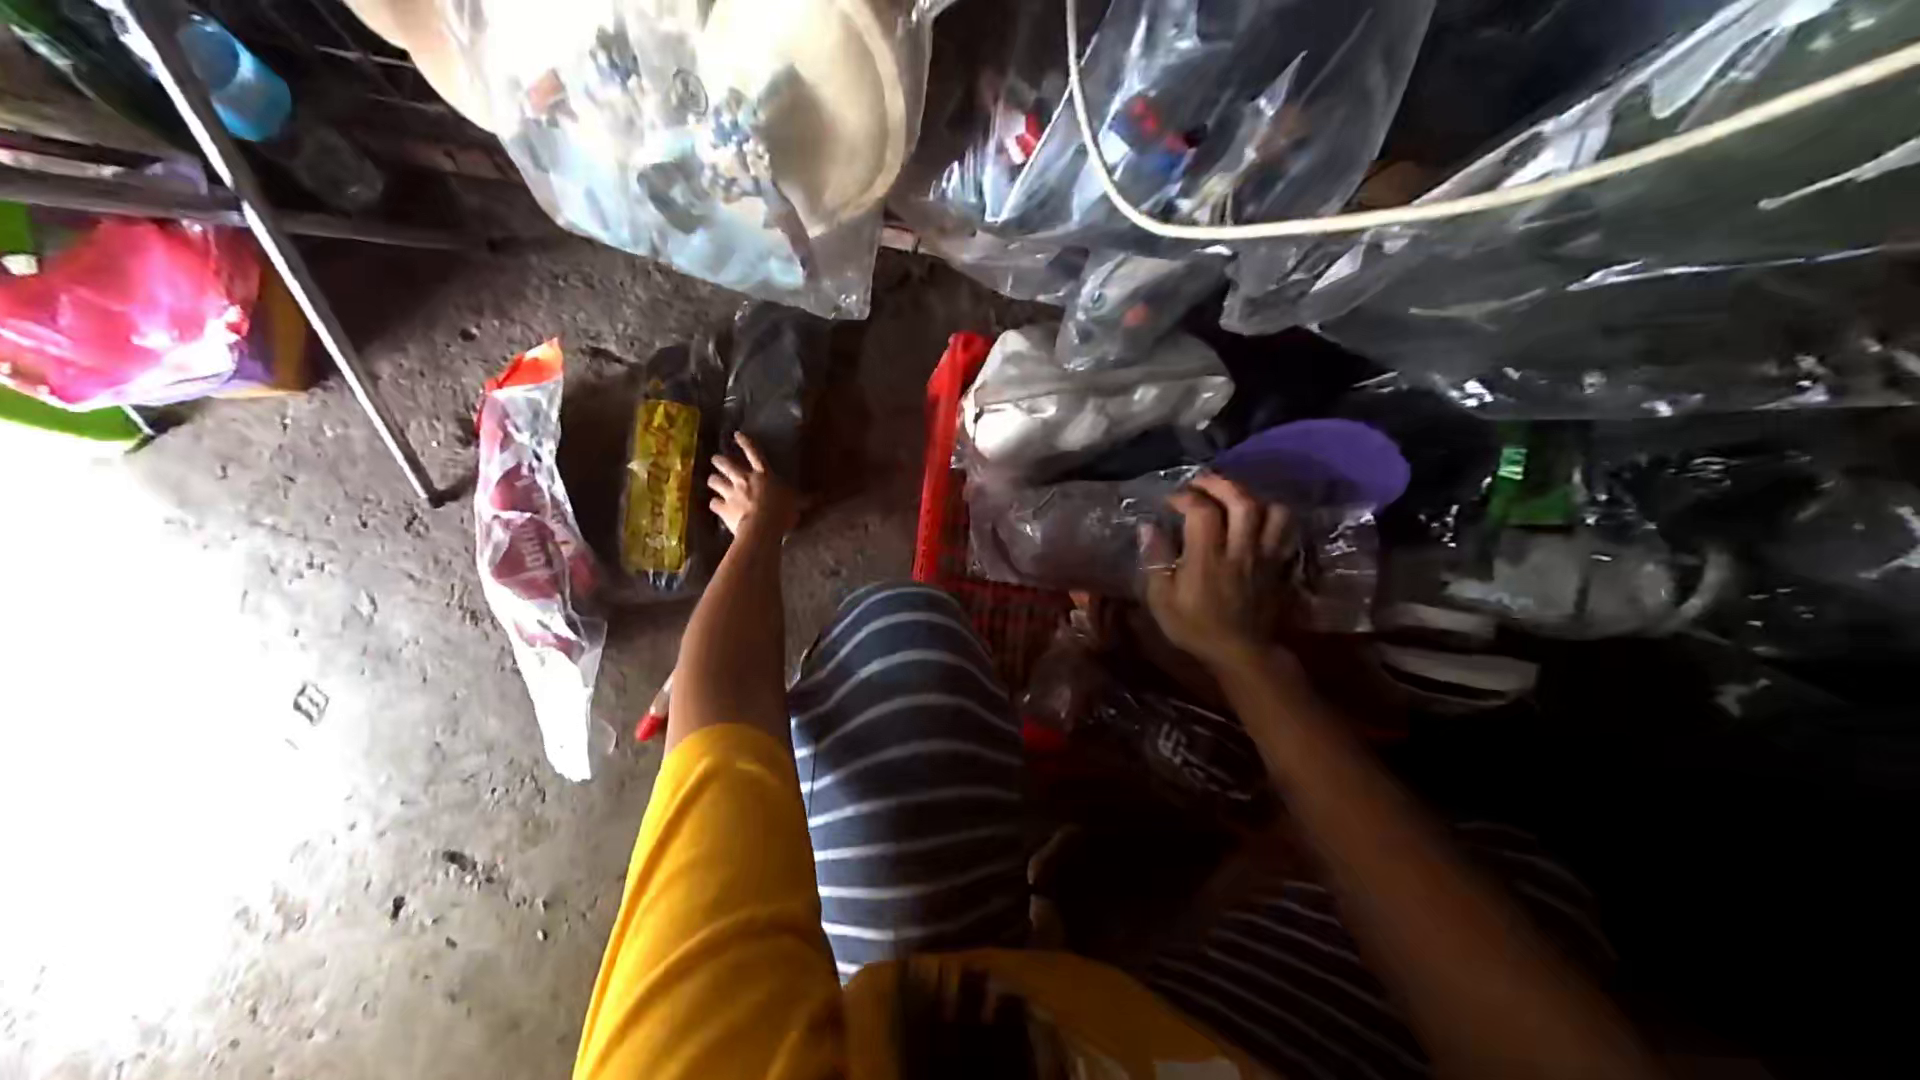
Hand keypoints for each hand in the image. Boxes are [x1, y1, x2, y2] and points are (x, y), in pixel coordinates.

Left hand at [708, 433, 798, 536]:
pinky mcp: (722, 508)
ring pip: (714, 481)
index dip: (745, 443)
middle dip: (720, 460)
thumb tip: (823, 496)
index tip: (736, 435)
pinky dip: (715, 504)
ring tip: (712, 480)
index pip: (754, 453)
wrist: (762, 528)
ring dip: (713, 480)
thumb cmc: (782, 512)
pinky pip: (714, 503)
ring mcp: (731, 493)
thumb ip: (806, 499)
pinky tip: (715, 506)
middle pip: (726, 464)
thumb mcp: (797, 503)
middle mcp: (744, 480)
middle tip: (716, 459)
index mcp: (763, 475)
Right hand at [1142, 472, 1291, 672]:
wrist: (1241, 653)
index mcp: (1208, 559)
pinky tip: (1256, 518)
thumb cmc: (1195, 627)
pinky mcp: (1279, 564)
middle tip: (1202, 482)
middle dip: (1221, 484)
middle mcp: (1240, 551)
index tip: (1172, 500)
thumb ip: (1156, 560)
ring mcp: (1265, 556)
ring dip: (1252, 496)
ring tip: (1233, 497)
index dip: (1186, 497)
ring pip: (1272, 511)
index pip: (1202, 512)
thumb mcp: (1162, 600)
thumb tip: (1148, 527)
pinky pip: (1285, 530)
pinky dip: (1272, 515)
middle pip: (1242, 502)